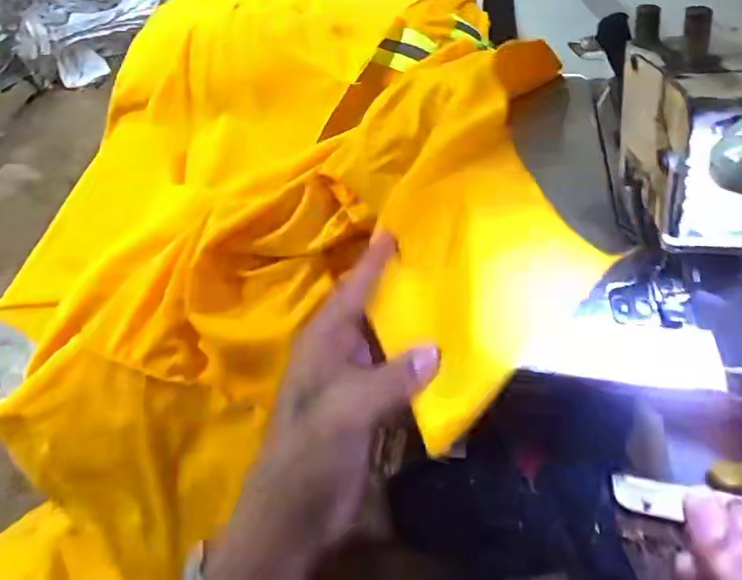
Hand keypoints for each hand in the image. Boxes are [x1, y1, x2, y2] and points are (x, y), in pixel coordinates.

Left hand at [205, 233, 439, 579]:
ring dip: (412, 323)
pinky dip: (418, 362)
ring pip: (386, 339)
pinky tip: (445, 356)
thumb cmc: (311, 447)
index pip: (353, 288)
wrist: (295, 513)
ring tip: (447, 297)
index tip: (394, 229)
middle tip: (433, 257)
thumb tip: (436, 348)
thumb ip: (391, 377)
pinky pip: (397, 372)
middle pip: (372, 308)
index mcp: (324, 337)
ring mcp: (353, 378)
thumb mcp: (348, 409)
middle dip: (398, 285)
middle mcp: (339, 349)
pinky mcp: (367, 406)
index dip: (373, 260)